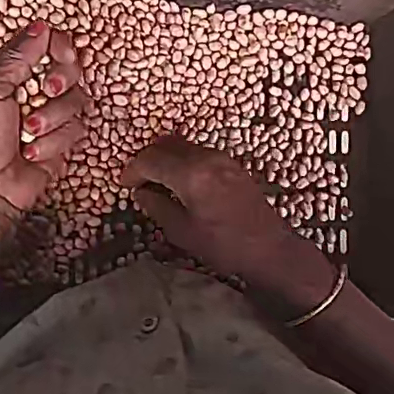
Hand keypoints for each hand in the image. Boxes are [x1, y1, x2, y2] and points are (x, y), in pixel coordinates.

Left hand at [0, 21, 89, 232]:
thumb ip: (16, 56)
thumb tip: (41, 28)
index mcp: (12, 72)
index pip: (47, 44)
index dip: (59, 46)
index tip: (60, 53)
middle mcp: (34, 91)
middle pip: (70, 69)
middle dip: (60, 81)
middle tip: (44, 92)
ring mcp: (50, 116)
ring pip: (76, 101)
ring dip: (51, 118)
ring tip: (28, 132)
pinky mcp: (62, 141)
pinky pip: (76, 130)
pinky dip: (54, 142)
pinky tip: (33, 152)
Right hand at [119, 136, 336, 314]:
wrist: (269, 248)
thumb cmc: (224, 246)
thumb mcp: (182, 231)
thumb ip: (157, 207)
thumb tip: (142, 192)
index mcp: (191, 174)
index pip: (150, 160)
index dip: (132, 170)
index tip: (124, 184)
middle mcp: (206, 158)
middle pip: (165, 145)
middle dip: (146, 161)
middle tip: (136, 182)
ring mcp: (222, 158)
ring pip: (182, 146)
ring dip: (164, 159)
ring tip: (156, 184)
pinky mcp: (231, 165)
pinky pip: (198, 153)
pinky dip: (182, 161)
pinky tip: (179, 183)